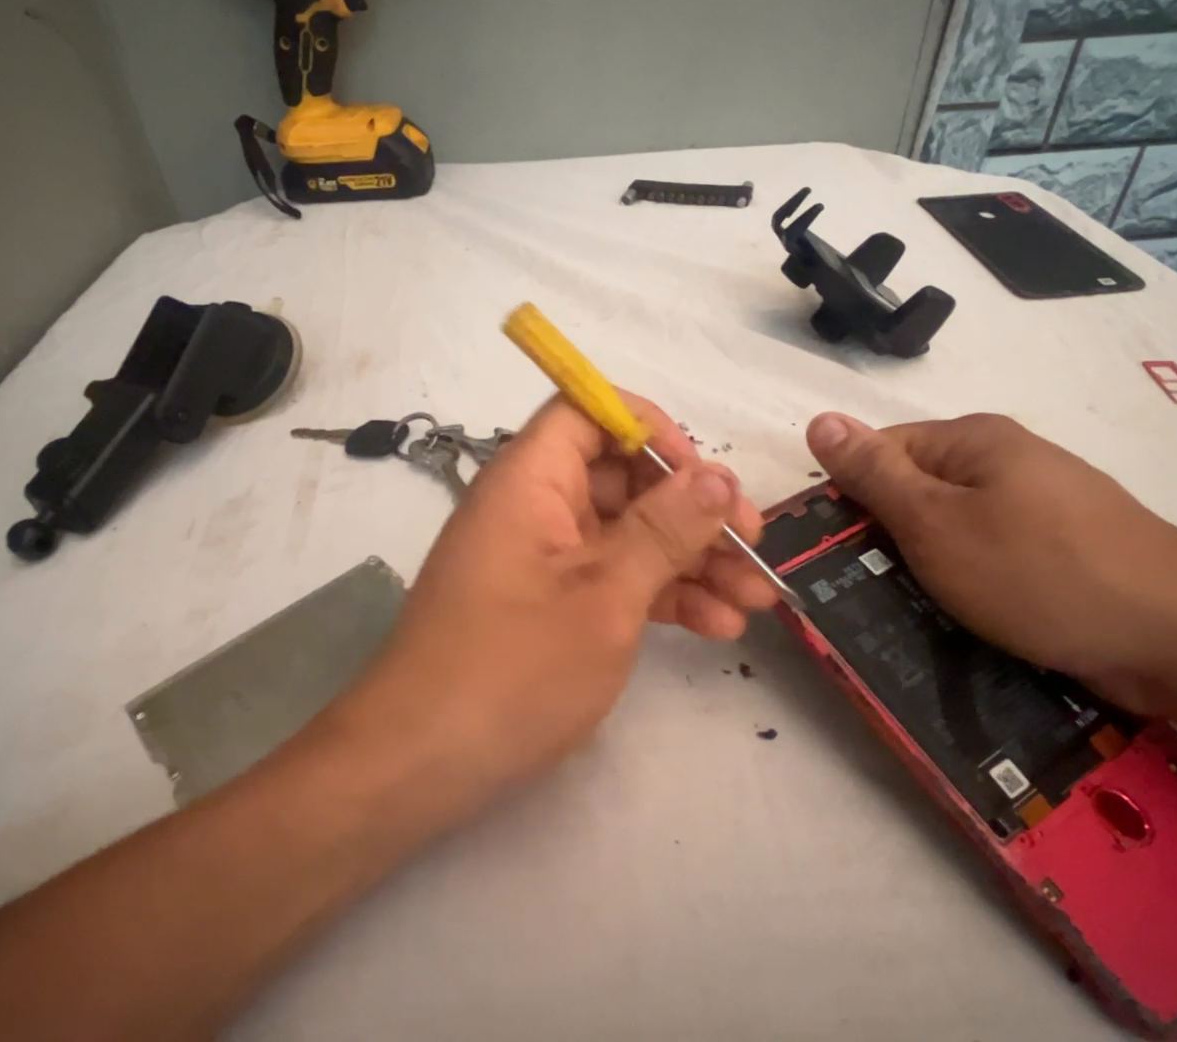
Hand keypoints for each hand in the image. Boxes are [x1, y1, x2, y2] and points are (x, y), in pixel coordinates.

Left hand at [333, 395, 777, 806]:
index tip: (705, 479)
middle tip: (754, 549)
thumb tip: (718, 476)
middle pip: (621, 479)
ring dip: (690, 562)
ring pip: (625, 536)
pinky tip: (717, 627)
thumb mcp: (604, 596)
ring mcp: (538, 562)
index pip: (588, 413)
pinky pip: (610, 581)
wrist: (420, 764)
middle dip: (693, 511)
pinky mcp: (545, 608)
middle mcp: (531, 509)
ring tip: (756, 600)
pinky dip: (659, 597)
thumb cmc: (513, 670)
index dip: (651, 432)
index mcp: (529, 481)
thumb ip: (665, 530)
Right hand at [806, 411, 1176, 715]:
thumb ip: (874, 475)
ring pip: (955, 529)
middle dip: (888, 538)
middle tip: (870, 590)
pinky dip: (972, 584)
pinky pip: (994, 557)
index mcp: (973, 439)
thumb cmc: (1038, 574)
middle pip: (918, 490)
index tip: (834, 553)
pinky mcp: (1067, 550)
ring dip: (927, 567)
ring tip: (914, 610)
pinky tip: (968, 617)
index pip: (880, 451)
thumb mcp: (935, 523)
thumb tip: (820, 419)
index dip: (849, 499)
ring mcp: (1045, 505)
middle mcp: (1010, 459)